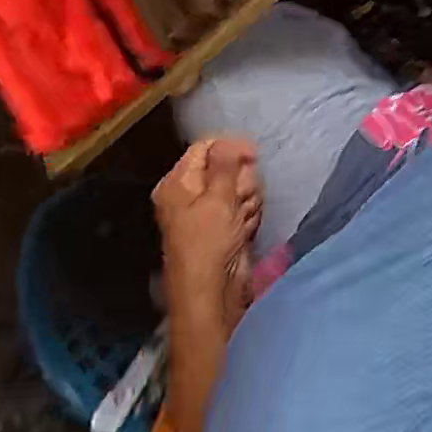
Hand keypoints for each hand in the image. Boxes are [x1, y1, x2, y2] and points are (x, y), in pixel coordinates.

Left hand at [153, 138, 262, 333]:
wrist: (213, 291)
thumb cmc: (208, 242)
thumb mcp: (217, 198)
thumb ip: (226, 164)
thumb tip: (230, 140)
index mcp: (178, 182)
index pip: (205, 147)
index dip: (230, 148)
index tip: (253, 156)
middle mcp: (191, 193)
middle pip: (227, 166)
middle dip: (242, 180)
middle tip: (240, 199)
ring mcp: (210, 210)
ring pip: (241, 186)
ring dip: (249, 199)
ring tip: (243, 218)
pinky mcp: (227, 224)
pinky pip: (245, 206)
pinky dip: (250, 215)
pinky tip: (246, 227)